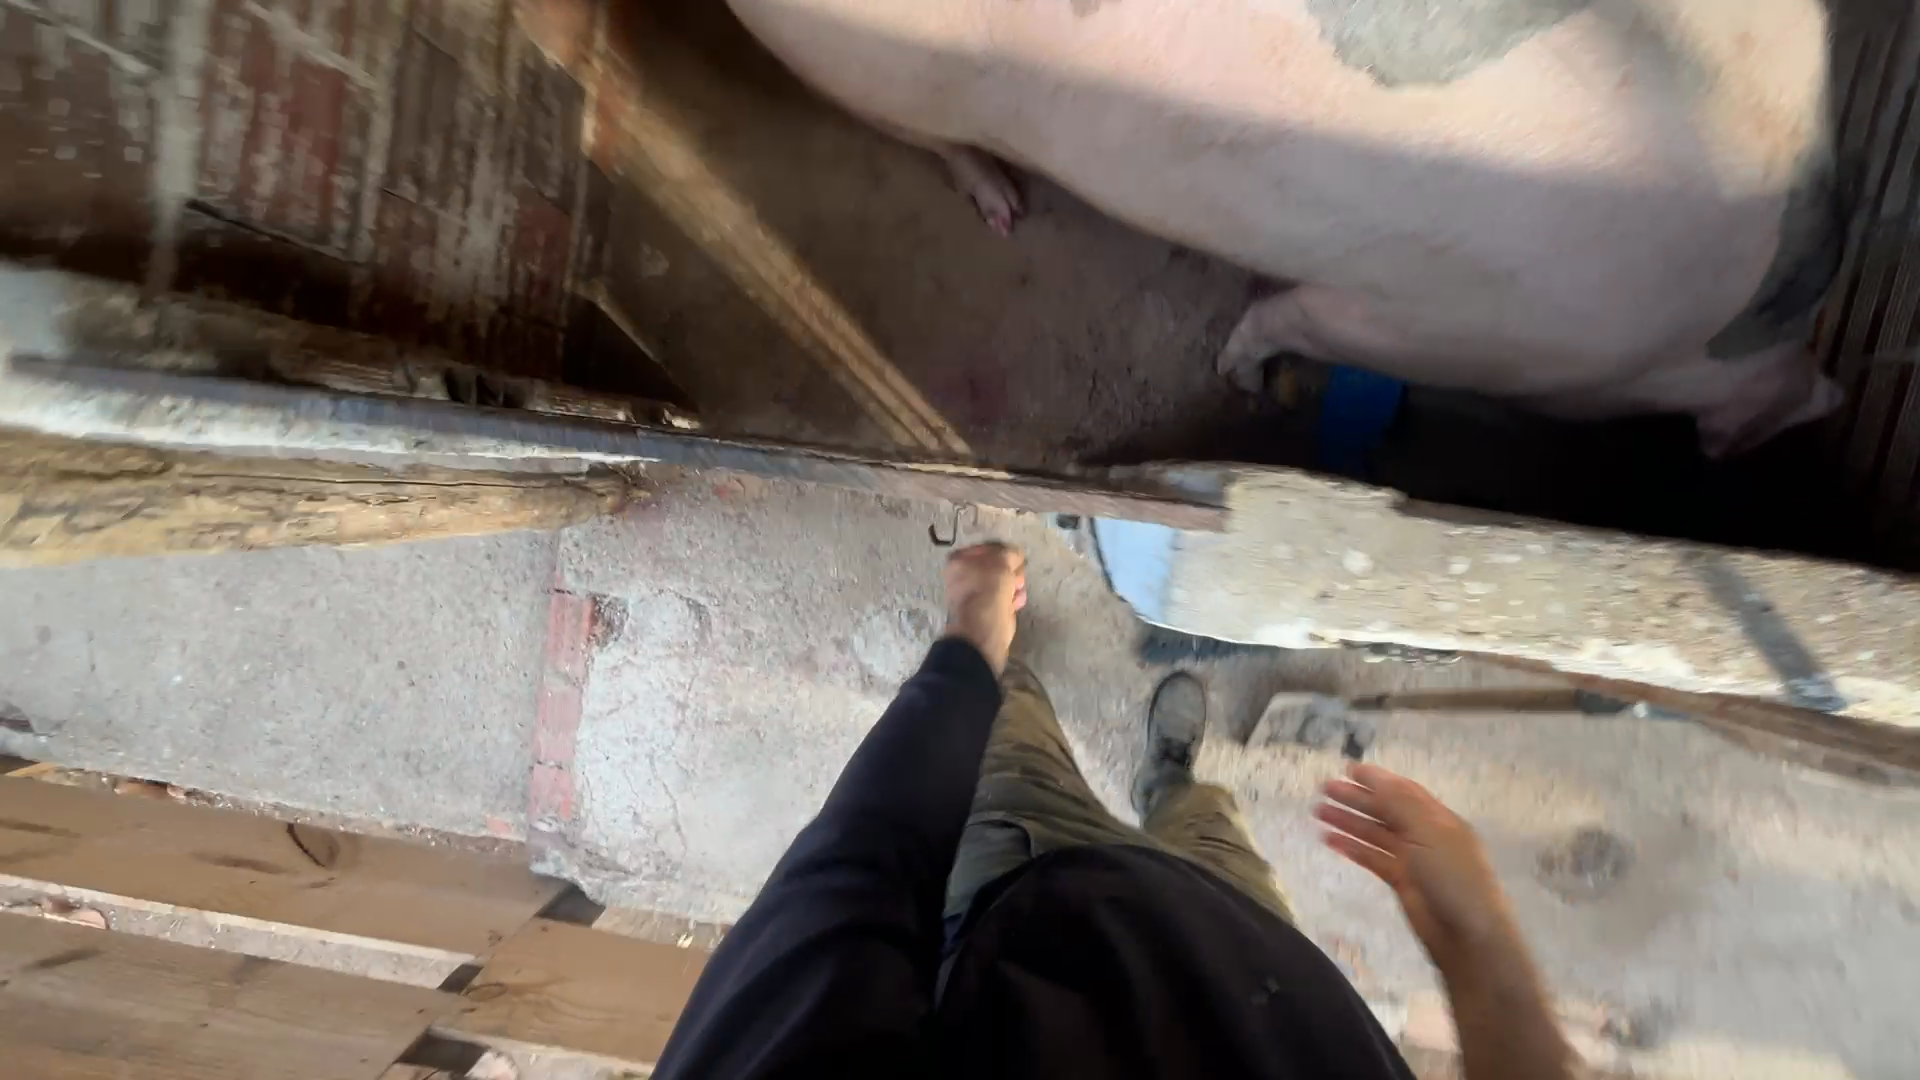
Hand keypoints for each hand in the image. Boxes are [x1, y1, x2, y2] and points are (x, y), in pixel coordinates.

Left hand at [941, 542, 1026, 674]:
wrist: (985, 627)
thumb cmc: (989, 587)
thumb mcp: (1002, 560)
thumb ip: (1010, 553)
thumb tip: (1015, 556)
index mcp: (958, 561)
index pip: (985, 548)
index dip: (1003, 552)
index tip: (1013, 558)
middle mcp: (963, 577)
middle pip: (996, 566)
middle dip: (1010, 571)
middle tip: (1016, 576)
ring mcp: (975, 595)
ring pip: (1002, 583)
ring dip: (1014, 585)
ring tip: (1017, 591)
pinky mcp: (987, 610)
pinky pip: (1004, 598)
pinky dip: (1012, 600)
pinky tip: (1016, 603)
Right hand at [1316, 763, 1515, 974]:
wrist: (1468, 937)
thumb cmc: (1452, 877)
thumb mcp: (1428, 831)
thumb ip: (1398, 802)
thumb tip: (1371, 774)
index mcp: (1438, 819)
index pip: (1403, 791)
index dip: (1376, 779)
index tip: (1346, 770)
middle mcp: (1425, 835)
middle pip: (1385, 810)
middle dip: (1356, 798)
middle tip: (1324, 789)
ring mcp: (1413, 859)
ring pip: (1375, 833)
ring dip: (1348, 821)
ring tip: (1318, 812)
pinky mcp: (1401, 881)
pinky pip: (1371, 857)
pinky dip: (1351, 847)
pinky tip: (1330, 840)